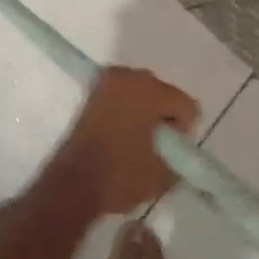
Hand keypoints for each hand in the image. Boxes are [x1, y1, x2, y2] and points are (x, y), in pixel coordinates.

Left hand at [52, 66, 199, 216]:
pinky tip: (121, 133)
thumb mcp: (163, 175)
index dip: (182, 130)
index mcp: (150, 91)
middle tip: (154, 145)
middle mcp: (128, 76)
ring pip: (141, 91)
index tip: (169, 151)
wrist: (73, 182)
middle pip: (162, 93)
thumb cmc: (121, 176)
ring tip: (136, 141)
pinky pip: (122, 94)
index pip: (185, 104)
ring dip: (145, 111)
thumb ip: (181, 158)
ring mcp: (107, 80)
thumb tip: (179, 150)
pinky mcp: (93, 91)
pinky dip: (127, 109)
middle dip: (163, 116)